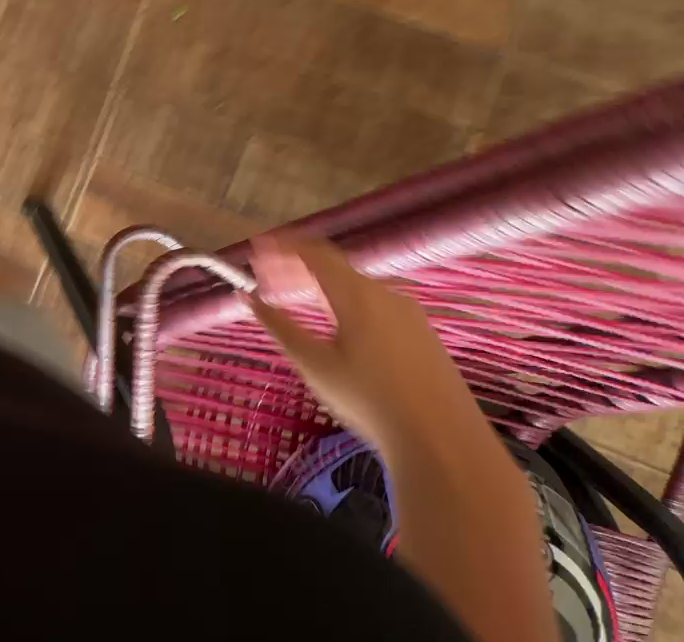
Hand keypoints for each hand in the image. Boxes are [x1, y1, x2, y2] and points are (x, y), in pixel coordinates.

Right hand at [244, 235, 491, 461]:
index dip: (282, 247)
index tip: (255, 249)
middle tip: (266, 277)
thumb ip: (277, 324)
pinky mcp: (423, 335)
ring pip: (357, 286)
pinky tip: (334, 323)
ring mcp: (411, 316)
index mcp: (357, 296)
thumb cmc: (367, 398)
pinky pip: (376, 303)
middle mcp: (387, 296)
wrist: (444, 442)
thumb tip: (247, 295)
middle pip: (336, 267)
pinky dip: (345, 300)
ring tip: (295, 298)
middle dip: (297, 267)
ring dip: (321, 284)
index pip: (315, 254)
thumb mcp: (312, 362)